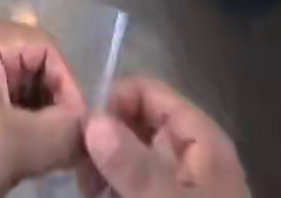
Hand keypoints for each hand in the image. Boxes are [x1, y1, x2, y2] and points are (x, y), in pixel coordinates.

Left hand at [0, 20, 87, 197]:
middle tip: (66, 153)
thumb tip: (96, 134)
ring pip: (29, 95)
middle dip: (57, 109)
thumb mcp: (12, 144)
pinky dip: (26, 137)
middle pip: (40, 69)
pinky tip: (26, 163)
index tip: (78, 135)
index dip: (68, 88)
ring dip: (43, 127)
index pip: (48, 48)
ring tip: (47, 161)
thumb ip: (62, 133)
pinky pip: (12, 113)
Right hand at [78, 76, 249, 197]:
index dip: (113, 102)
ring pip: (132, 157)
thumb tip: (93, 119)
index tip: (84, 134)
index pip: (148, 92)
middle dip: (105, 140)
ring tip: (88, 190)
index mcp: (199, 138)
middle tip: (81, 172)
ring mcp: (180, 186)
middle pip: (137, 123)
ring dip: (106, 169)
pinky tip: (100, 197)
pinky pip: (135, 187)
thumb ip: (133, 165)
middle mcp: (190, 154)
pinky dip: (116, 190)